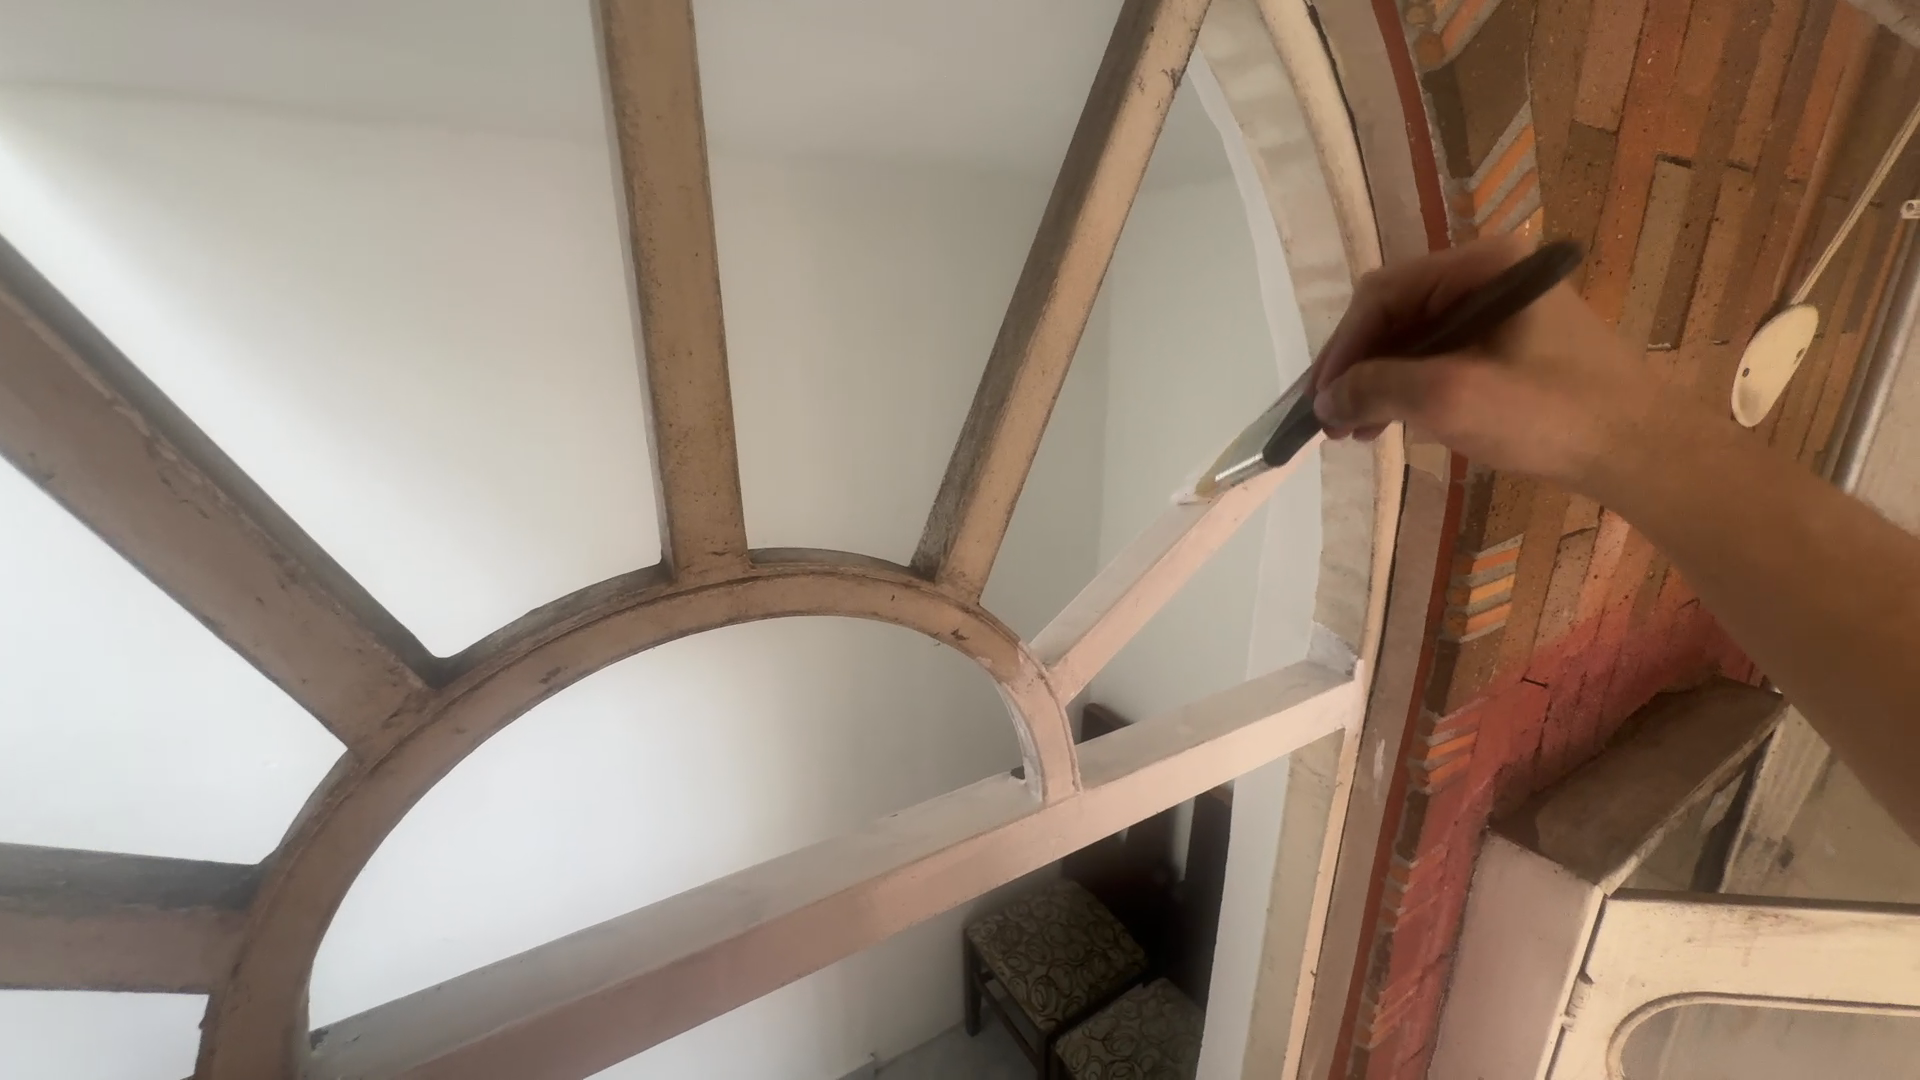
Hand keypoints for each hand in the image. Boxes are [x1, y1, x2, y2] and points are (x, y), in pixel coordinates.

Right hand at [1310, 233, 1672, 496]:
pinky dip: (1399, 392)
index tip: (1319, 400)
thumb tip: (1320, 403)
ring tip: (1350, 432)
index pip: (1380, 297)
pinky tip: (1384, 425)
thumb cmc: (1549, 414)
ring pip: (1404, 343)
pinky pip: (1429, 360)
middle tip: (1329, 419)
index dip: (1341, 349)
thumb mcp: (1448, 398)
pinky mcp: (1499, 345)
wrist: (1638, 451)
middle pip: (1388, 318)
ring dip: (1370, 386)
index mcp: (1480, 267)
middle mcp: (1483, 278)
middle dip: (1353, 370)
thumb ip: (1374, 389)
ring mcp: (1492, 312)